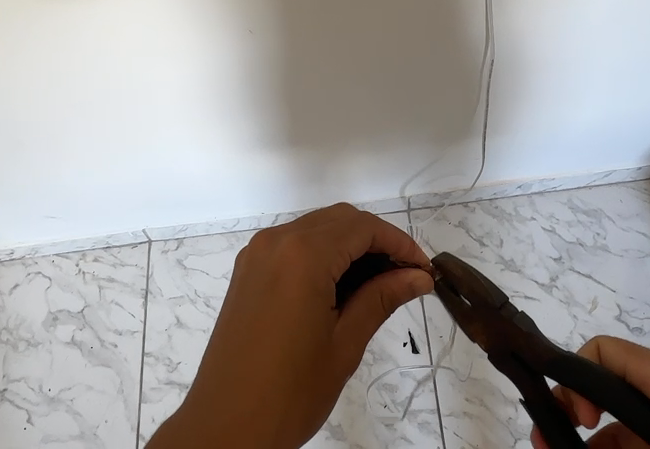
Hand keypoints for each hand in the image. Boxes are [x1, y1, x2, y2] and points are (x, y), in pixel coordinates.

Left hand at [148, 204, 433, 448]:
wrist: (225, 428)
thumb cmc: (290, 392)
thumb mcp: (344, 345)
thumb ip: (382, 299)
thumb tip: (419, 276)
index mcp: (303, 254)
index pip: (363, 227)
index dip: (399, 243)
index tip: (424, 270)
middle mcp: (277, 240)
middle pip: (340, 220)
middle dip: (377, 241)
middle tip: (407, 277)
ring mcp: (258, 253)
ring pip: (317, 228)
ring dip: (350, 245)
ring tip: (381, 284)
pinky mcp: (248, 270)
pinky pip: (294, 244)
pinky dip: (323, 253)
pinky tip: (342, 285)